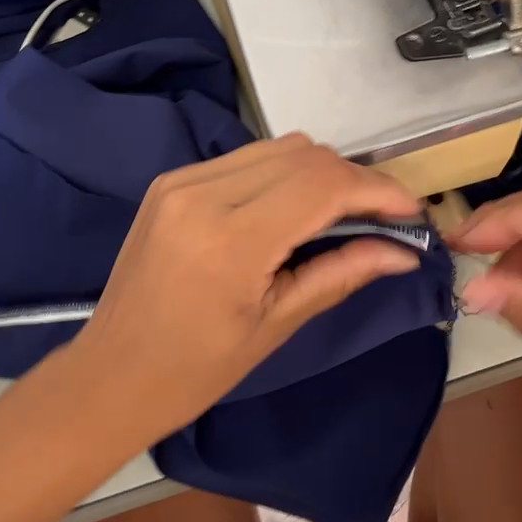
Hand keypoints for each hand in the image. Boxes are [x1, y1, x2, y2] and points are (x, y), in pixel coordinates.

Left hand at [69, 134, 422, 435]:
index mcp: (230, 240)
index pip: (323, 184)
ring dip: (321, 171)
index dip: (377, 190)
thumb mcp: (276, 325)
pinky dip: (283, 173)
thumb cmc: (196, 369)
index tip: (411, 211)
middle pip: (305, 154)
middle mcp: (203, 193)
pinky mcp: (172, 179)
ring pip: (278, 147)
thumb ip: (342, 274)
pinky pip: (246, 158)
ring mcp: (182, 180)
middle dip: (354, 179)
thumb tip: (404, 252)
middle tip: (381, 217)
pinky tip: (293, 208)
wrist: (110, 374)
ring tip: (343, 212)